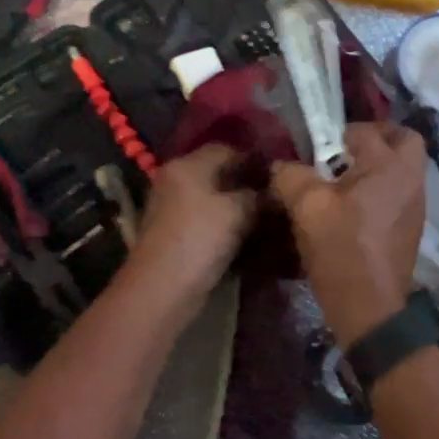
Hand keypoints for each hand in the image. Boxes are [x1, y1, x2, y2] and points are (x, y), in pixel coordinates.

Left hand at [129, 145, 258, 312]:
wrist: (162, 289)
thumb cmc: (200, 238)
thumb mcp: (238, 211)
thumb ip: (257, 195)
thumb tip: (271, 192)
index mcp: (186, 165)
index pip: (225, 150)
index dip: (253, 160)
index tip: (277, 176)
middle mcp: (175, 181)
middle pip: (217, 174)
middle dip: (246, 186)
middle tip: (274, 199)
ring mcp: (171, 209)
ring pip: (212, 200)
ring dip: (236, 209)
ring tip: (265, 220)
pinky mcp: (174, 235)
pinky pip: (206, 222)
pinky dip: (224, 227)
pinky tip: (246, 238)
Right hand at [271, 122, 427, 345]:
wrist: (371, 308)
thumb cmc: (342, 250)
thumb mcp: (306, 208)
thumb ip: (291, 176)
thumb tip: (282, 165)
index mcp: (390, 165)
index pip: (364, 131)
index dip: (335, 135)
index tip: (315, 151)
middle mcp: (412, 178)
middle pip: (404, 139)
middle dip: (377, 138)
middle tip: (345, 153)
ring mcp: (417, 204)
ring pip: (405, 167)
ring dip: (379, 166)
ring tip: (345, 183)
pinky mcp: (412, 226)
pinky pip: (401, 191)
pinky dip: (382, 189)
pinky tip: (355, 209)